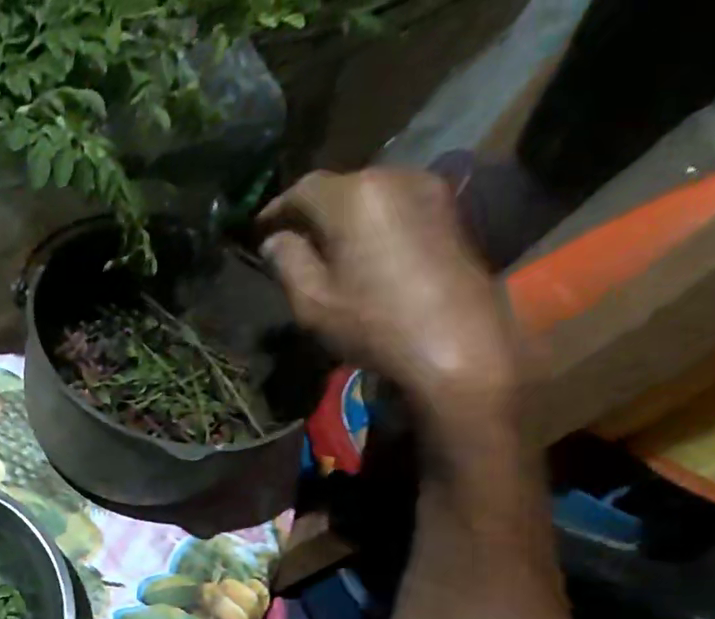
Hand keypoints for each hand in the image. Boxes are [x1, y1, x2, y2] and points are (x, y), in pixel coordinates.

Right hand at [256, 169, 525, 427]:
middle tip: (289, 241)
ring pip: (369, 195)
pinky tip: (362, 251)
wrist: (457, 343)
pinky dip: (372, 222)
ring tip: (325, 248)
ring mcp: (428, 191)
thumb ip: (287, 261)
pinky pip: (395, 206)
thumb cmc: (374, 322)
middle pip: (339, 187)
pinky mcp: (449, 211)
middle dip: (310, 212)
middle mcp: (393, 179)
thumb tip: (275, 240)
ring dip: (342, 217)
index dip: (276, 209)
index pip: (302, 189)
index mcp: (353, 197)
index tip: (258, 232)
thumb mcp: (312, 299)